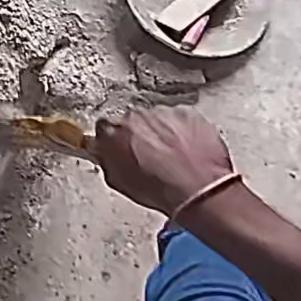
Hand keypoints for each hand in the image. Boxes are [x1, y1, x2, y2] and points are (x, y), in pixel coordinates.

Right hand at [93, 107, 234, 214]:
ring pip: (158, 119)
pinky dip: (183, 130)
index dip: (114, 138)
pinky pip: (180, 119)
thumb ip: (106, 159)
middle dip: (139, 135)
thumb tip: (103, 153)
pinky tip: (187, 149)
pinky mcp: (187, 113)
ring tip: (172, 156)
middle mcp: (134, 116)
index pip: (104, 126)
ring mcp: (162, 113)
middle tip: (150, 156)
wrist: (197, 188)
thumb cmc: (158, 188)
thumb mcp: (117, 180)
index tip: (120, 148)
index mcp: (111, 130)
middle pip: (133, 121)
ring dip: (162, 133)